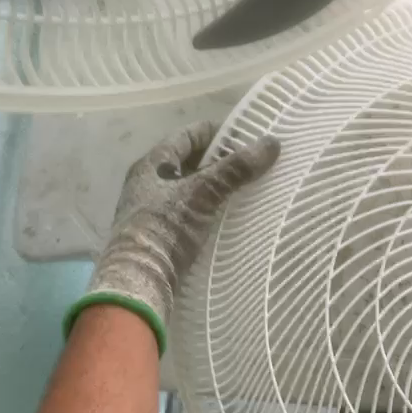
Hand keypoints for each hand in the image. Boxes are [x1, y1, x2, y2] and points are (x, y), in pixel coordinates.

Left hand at [65, 121, 280, 351]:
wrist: (139, 280)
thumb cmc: (165, 228)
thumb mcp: (202, 193)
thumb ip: (235, 169)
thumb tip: (272, 143)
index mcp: (152, 164)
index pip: (188, 135)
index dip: (218, 131)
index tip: (248, 135)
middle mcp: (149, 181)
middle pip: (191, 160)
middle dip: (222, 159)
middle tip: (253, 161)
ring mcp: (153, 208)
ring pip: (192, 186)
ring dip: (217, 184)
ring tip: (248, 186)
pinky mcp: (162, 232)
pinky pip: (192, 209)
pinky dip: (211, 206)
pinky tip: (230, 213)